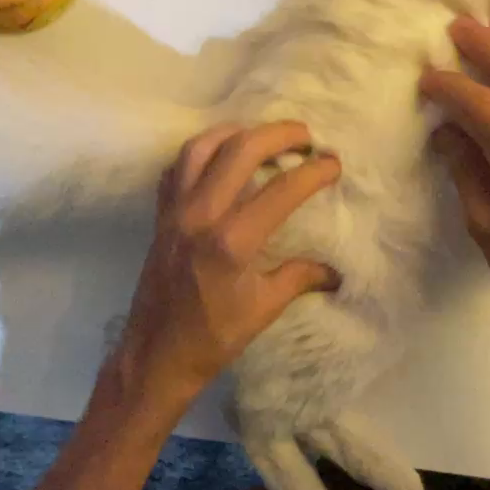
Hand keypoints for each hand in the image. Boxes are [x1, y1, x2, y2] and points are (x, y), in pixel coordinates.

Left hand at [102, 121, 341, 418]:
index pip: (281, 190)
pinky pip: (177, 169)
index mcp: (230, 241)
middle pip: (240, 150)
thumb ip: (298, 278)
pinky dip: (200, 153)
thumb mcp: (262, 310)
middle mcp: (199, 216)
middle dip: (278, 134)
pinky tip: (218, 158)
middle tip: (305, 136)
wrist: (155, 356)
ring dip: (236, 133)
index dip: (313, 171)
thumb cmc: (212, 338)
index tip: (334, 163)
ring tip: (261, 136)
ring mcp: (175, 213)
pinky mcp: (160, 218)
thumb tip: (334, 272)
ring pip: (201, 148)